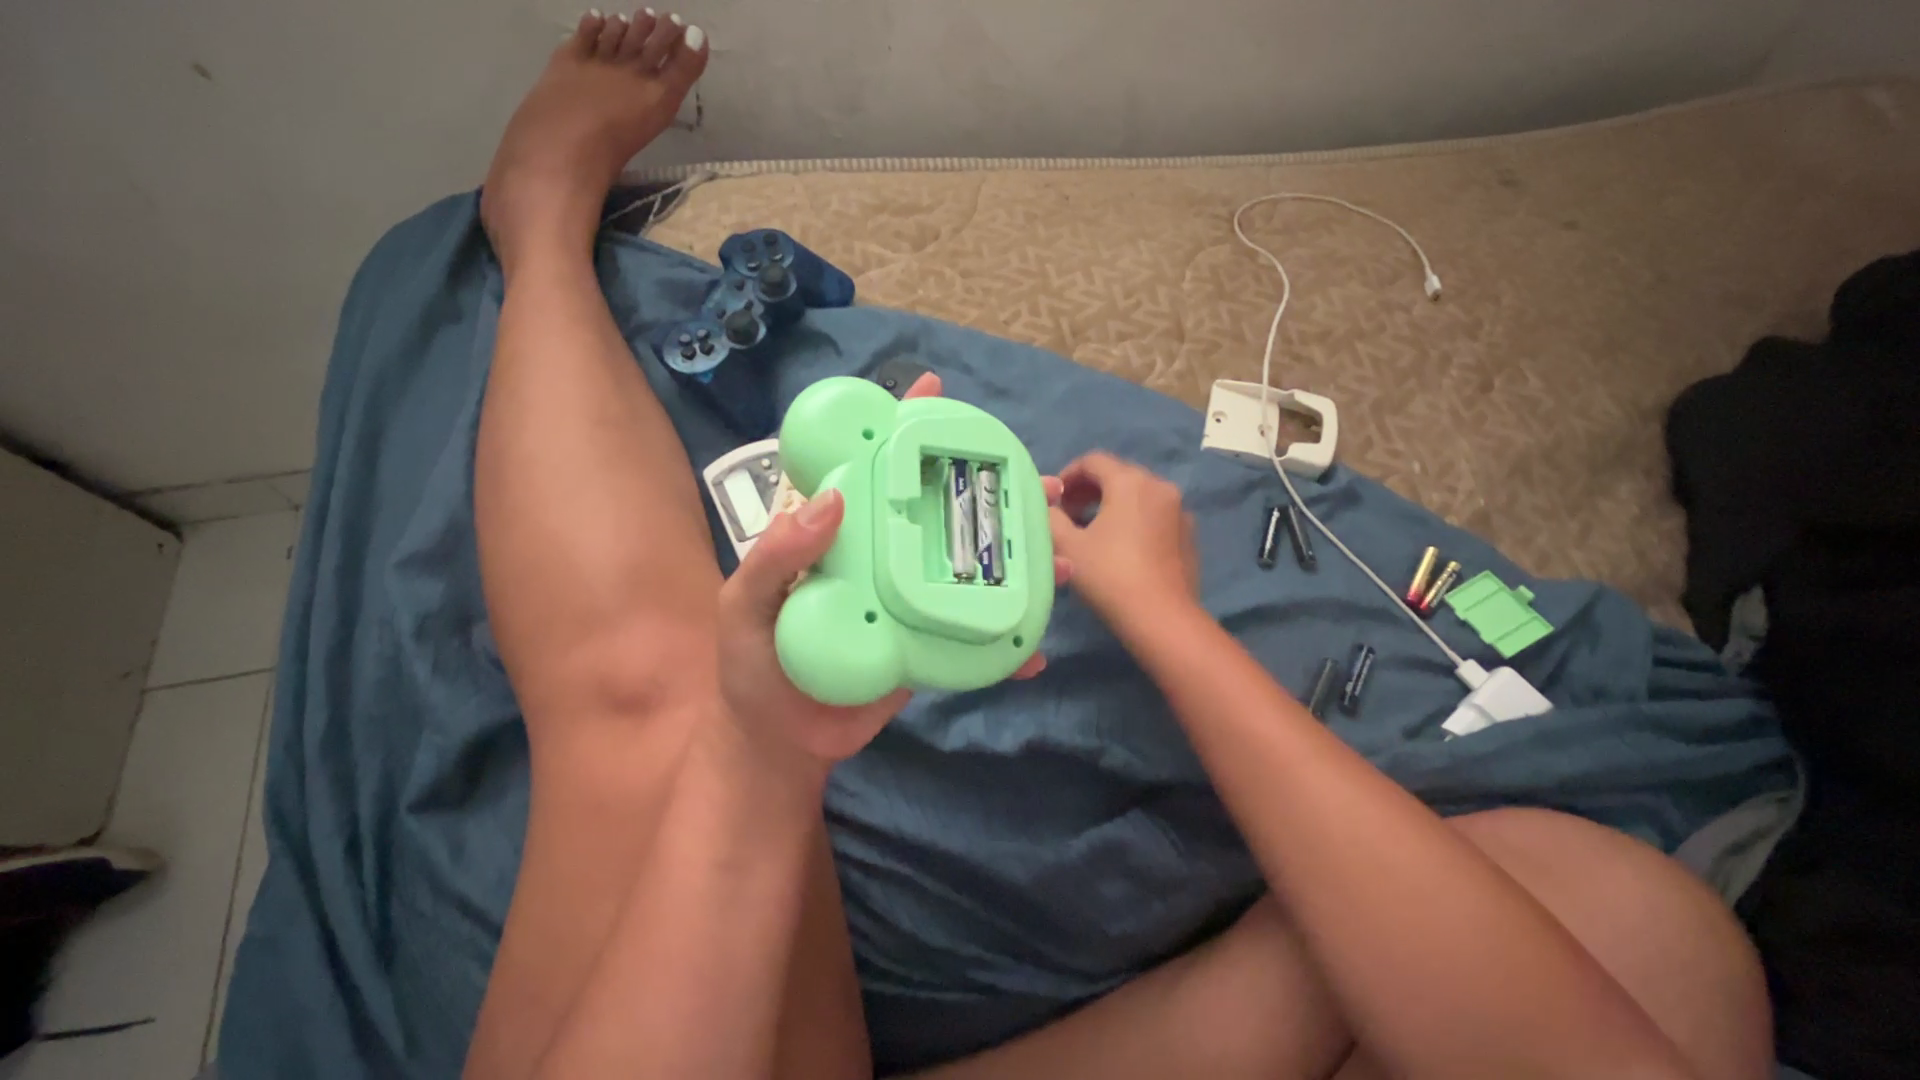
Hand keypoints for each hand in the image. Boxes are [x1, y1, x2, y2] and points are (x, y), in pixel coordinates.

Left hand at [714, 373, 1062, 766]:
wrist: (777, 743)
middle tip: (1041, 478)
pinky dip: (1006, 643)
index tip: (937, 390)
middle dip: (989, 487)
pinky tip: (1036, 648)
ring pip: (966, 565)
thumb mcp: (743, 607)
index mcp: (836, 535)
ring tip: (1063, 551)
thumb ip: (775, 557)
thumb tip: (834, 500)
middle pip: (938, 509)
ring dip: (1015, 555)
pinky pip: (970, 635)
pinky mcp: (925, 646)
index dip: (900, 424)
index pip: (869, 466)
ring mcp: (907, 601)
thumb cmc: (751, 666)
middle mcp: (879, 556)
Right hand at [1047, 452, 1198, 626]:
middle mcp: (1159, 486)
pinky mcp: (1189, 534)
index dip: (1068, 474)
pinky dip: (1135, 520)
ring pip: (1139, 495)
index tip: (1054, 499)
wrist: (1161, 617)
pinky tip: (1122, 547)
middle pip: (1119, 475)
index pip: (1094, 461)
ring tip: (1092, 531)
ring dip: (1112, 504)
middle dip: (1090, 489)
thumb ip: (1051, 517)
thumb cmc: (1109, 575)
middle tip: (1069, 514)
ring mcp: (1179, 510)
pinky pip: (1155, 515)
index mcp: (1130, 482)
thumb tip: (1049, 506)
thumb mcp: (1067, 545)